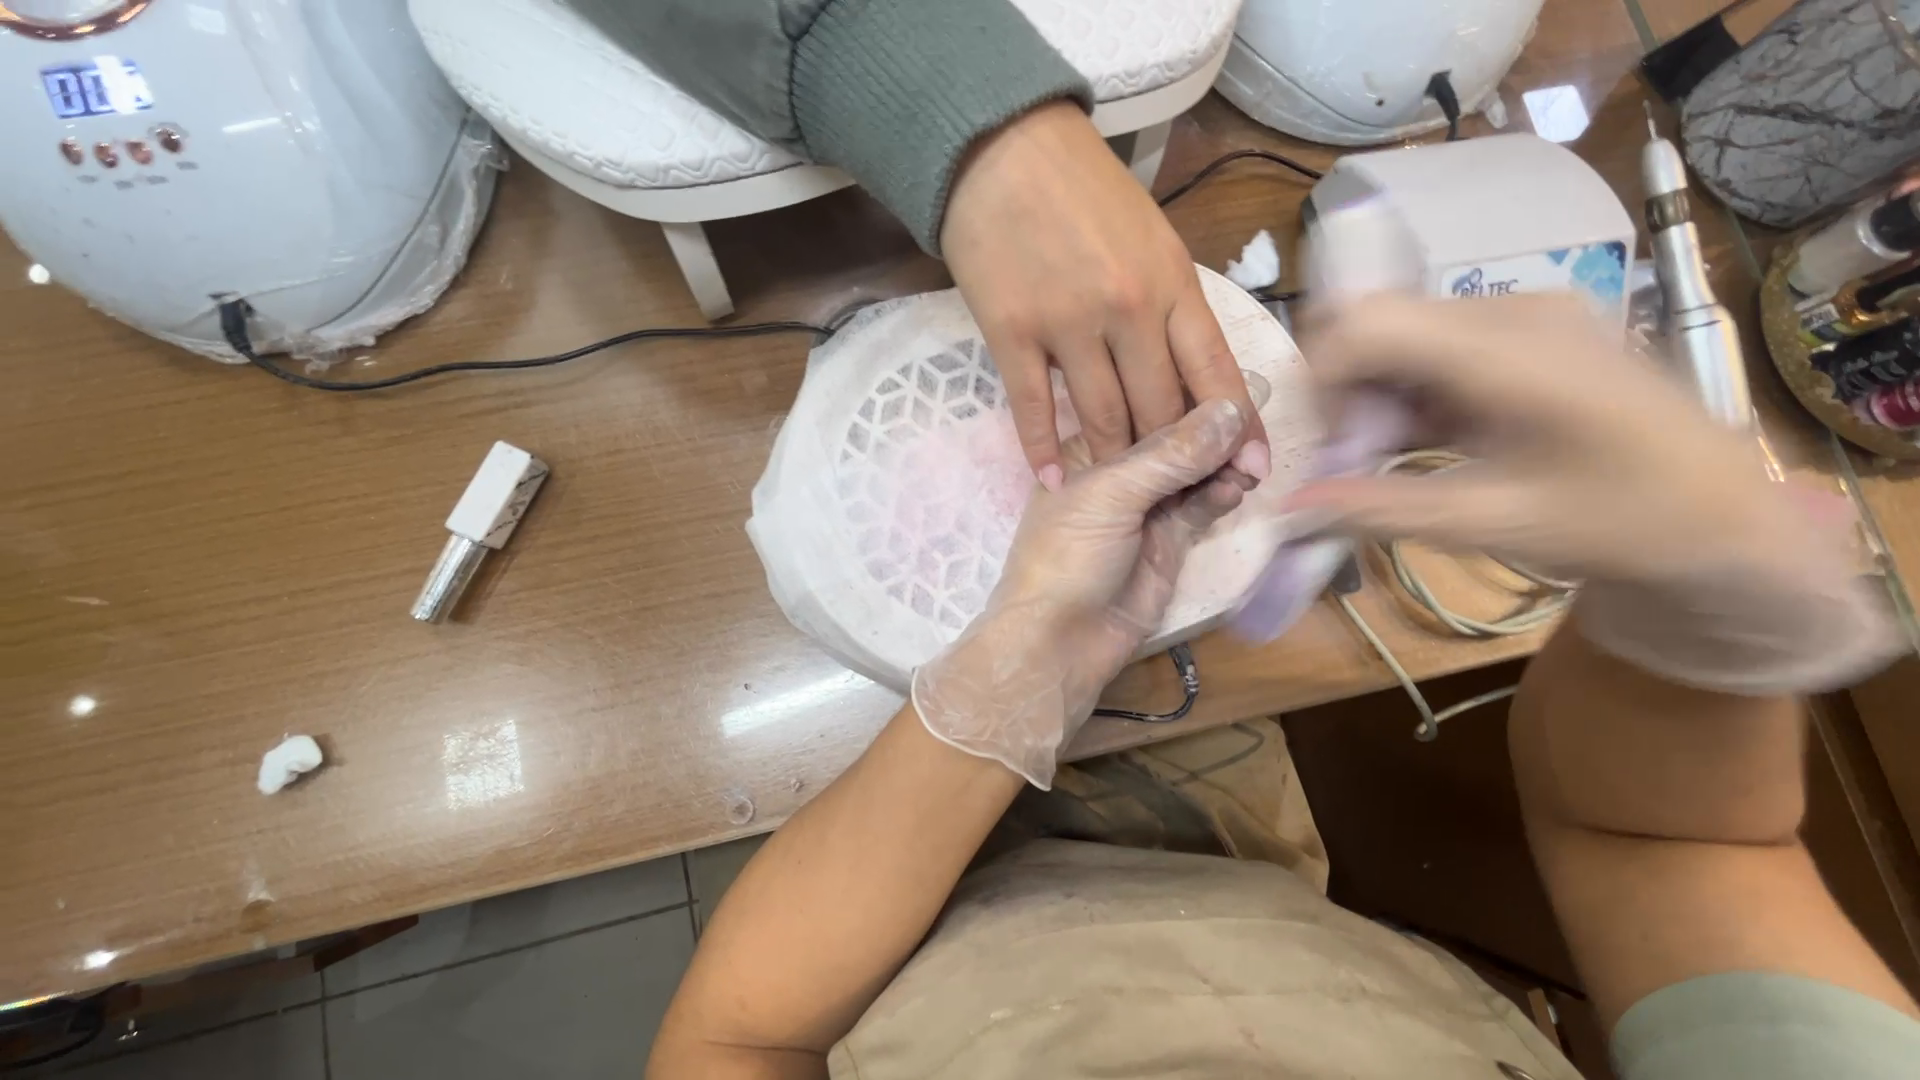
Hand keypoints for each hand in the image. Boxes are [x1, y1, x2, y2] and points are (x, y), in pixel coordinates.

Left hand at [912, 399, 1249, 787]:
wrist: (1060, 641)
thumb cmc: (1067, 557)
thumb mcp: (1111, 495)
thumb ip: (1170, 454)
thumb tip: (1231, 407)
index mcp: (1090, 446)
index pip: (1145, 402)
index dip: (1191, 396)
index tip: (1237, 389)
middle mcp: (1119, 470)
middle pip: (1179, 437)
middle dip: (1217, 434)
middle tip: (1252, 439)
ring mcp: (1146, 506)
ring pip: (1196, 470)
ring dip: (1223, 464)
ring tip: (1247, 468)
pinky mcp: (1169, 539)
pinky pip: (1202, 504)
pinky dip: (1220, 494)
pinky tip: (1236, 489)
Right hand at [940, 102, 1269, 490]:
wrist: (1000, 149)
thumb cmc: (1083, 187)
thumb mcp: (1152, 236)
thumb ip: (1172, 302)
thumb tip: (1186, 369)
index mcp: (1173, 282)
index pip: (1216, 372)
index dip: (1238, 430)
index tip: (1252, 471)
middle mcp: (1129, 310)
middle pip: (1161, 408)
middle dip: (1174, 458)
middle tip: (1177, 493)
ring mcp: (1068, 325)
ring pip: (1103, 417)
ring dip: (1113, 460)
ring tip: (1116, 488)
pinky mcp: (1012, 334)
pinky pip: (1033, 407)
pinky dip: (1043, 450)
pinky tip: (1051, 480)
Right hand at [1290, 293, 1897, 692]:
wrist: (1726, 513)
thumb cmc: (1622, 523)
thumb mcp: (1494, 525)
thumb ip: (1382, 510)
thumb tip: (1287, 508)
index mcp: (1513, 351)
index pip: (1367, 323)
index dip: (1321, 380)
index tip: (1326, 446)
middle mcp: (1512, 312)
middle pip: (1374, 323)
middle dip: (1342, 393)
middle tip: (1352, 459)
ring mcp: (1520, 316)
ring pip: (1395, 336)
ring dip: (1370, 397)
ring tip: (1388, 458)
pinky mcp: (1522, 332)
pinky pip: (1428, 347)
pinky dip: (1402, 393)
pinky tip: (1420, 440)